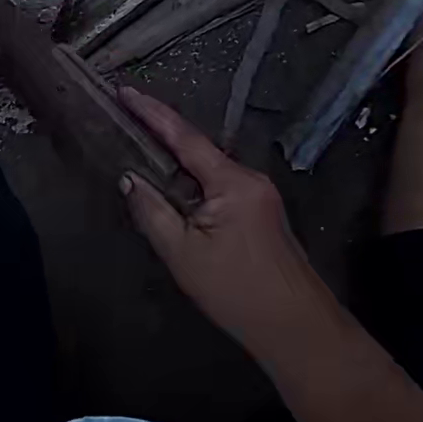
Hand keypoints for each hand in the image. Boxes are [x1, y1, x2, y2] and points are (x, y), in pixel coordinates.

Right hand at [117, 87, 330, 353]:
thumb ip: (151, 210)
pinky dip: (187, 175)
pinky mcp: (257, 210)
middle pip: (197, 146)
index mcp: (232, 182)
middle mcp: (248, 178)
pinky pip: (214, 181)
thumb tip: (128, 178)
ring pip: (205, 165)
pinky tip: (167, 179)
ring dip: (173, 153)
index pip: (185, 137)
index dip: (152, 112)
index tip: (125, 91)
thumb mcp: (182, 252)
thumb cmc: (237, 290)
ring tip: (137, 141)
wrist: (298, 330)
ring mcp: (257, 194)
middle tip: (124, 112)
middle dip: (160, 128)